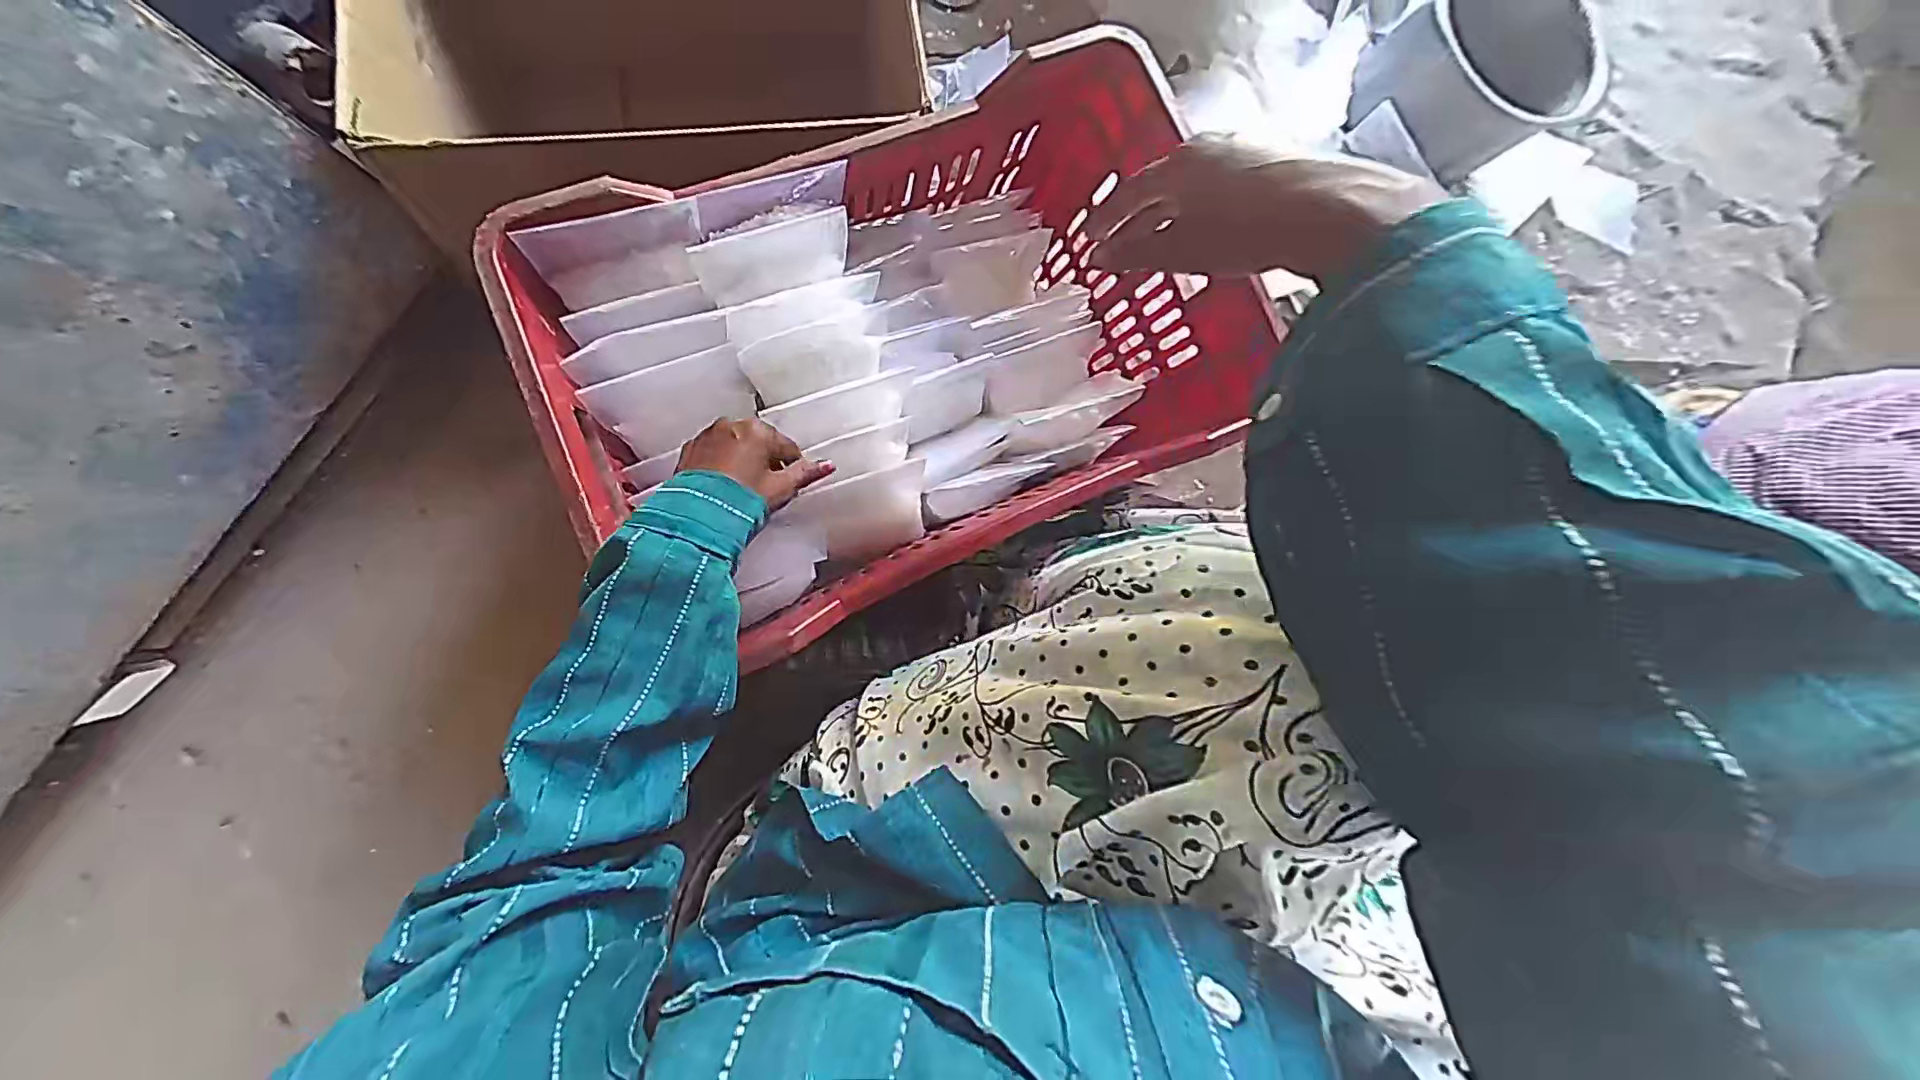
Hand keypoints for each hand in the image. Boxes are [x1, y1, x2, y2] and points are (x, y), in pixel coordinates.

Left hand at [675, 418, 833, 511]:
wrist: (699, 517)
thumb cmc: (738, 501)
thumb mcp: (781, 488)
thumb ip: (805, 473)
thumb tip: (826, 466)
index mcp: (758, 431)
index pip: (786, 446)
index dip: (791, 466)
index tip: (787, 479)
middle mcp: (731, 427)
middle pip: (759, 442)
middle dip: (764, 460)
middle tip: (766, 487)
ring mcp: (708, 437)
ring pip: (734, 444)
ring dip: (741, 460)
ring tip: (743, 488)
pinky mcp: (690, 450)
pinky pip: (712, 452)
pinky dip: (719, 464)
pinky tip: (724, 485)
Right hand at [1087, 136, 1446, 281]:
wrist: (1324, 215)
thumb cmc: (1246, 230)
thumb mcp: (1179, 251)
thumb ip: (1135, 254)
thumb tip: (1102, 258)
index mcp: (1175, 166)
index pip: (1127, 195)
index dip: (1106, 220)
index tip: (1090, 238)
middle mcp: (1205, 150)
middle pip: (1158, 188)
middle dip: (1136, 219)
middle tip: (1119, 244)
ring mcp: (1241, 152)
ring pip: (1191, 187)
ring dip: (1170, 216)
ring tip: (1159, 242)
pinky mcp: (1270, 165)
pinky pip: (1219, 189)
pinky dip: (1201, 212)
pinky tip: (1204, 231)